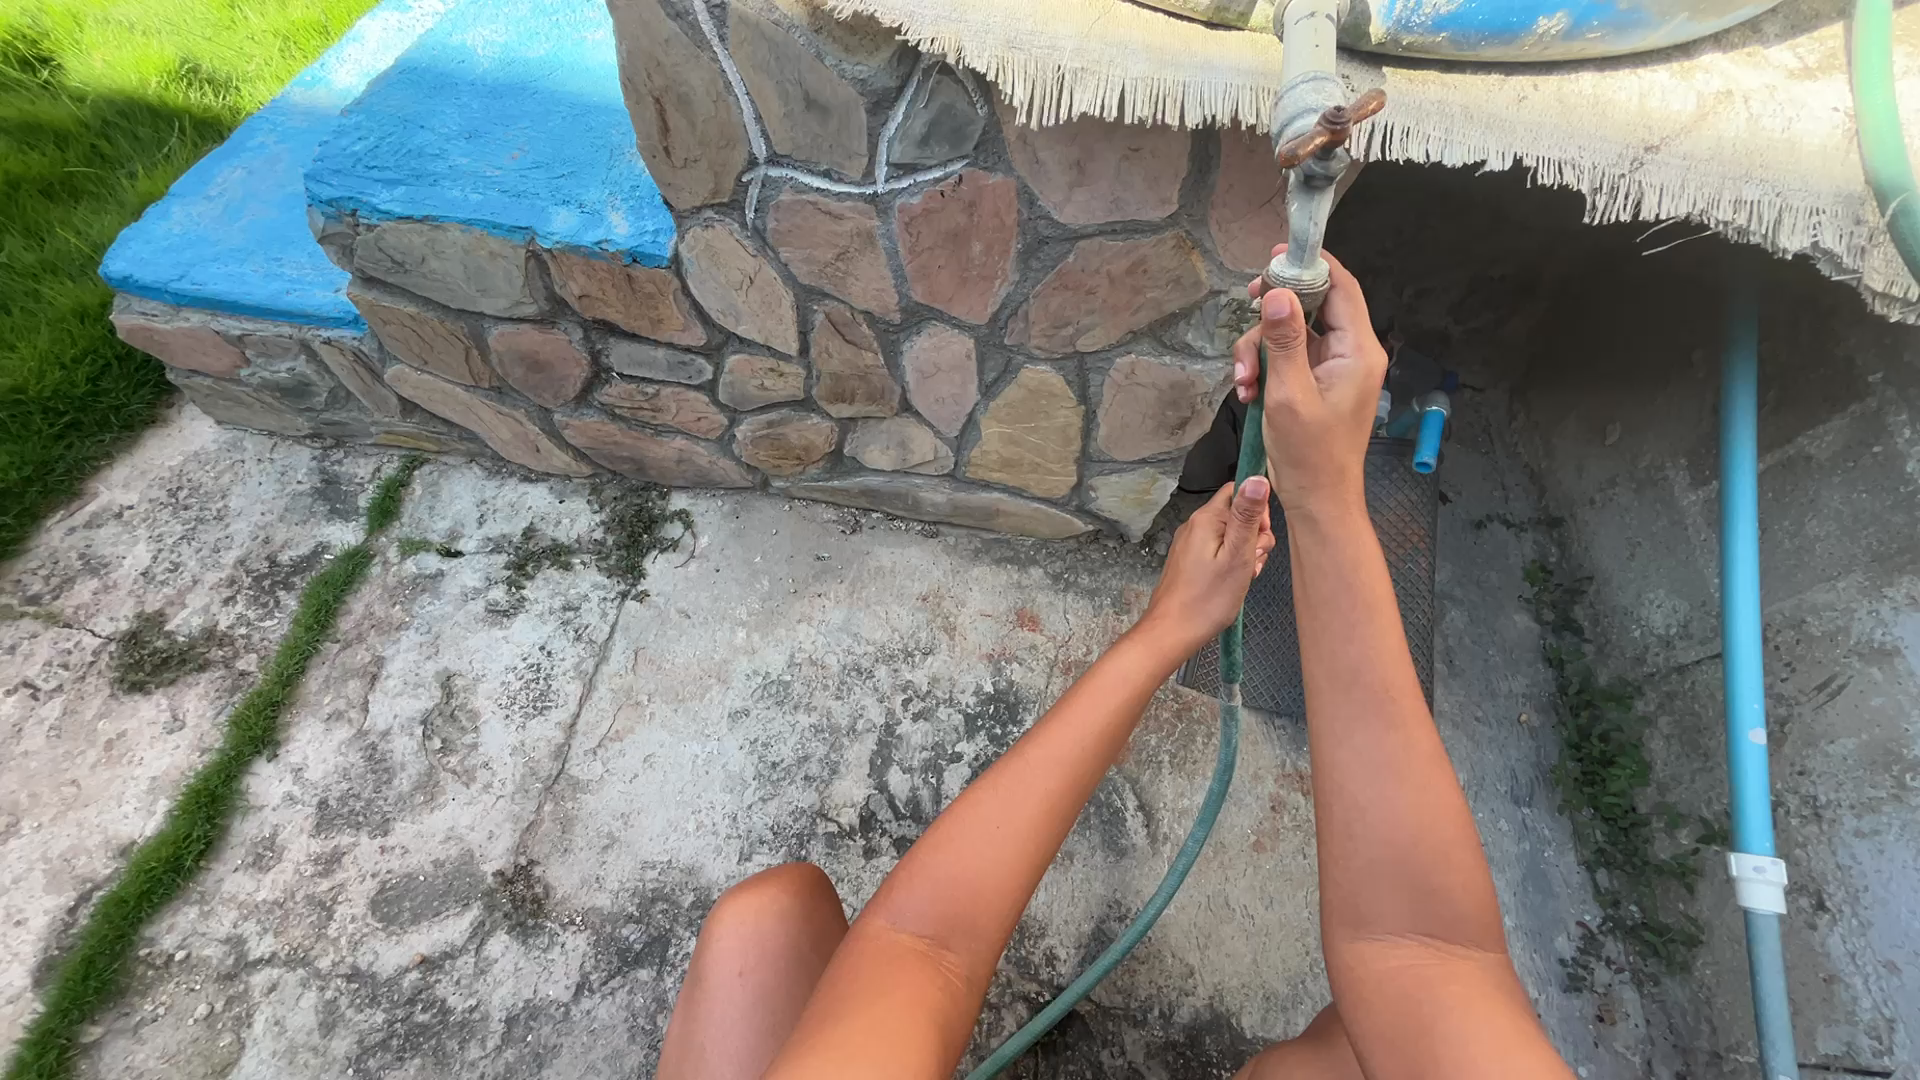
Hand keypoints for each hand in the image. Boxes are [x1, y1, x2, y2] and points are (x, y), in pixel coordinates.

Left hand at [1138, 478, 1275, 656]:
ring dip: (1245, 554)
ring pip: (1231, 536)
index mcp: (1205, 519)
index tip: (1260, 534)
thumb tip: (1256, 477)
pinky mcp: (1191, 561)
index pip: (1238, 490)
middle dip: (1254, 537)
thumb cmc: (1206, 599)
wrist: (1173, 631)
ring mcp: (1191, 544)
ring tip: (1242, 576)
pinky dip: (1232, 564)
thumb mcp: (1237, 554)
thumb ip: (1247, 515)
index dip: (1257, 509)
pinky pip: (1220, 552)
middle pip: (1237, 515)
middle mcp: (1195, 527)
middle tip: (1251, 561)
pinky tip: (1233, 582)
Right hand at [1231, 247, 1387, 518]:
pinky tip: (1247, 393)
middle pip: (1309, 309)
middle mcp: (1348, 354)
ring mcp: (1329, 371)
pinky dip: (1263, 371)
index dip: (1311, 266)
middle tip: (1244, 310)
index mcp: (1357, 350)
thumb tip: (1278, 293)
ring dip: (1259, 351)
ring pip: (1290, 336)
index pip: (1341, 288)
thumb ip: (1284, 342)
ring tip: (1242, 384)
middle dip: (1271, 317)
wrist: (1317, 499)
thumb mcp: (1290, 394)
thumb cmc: (1309, 454)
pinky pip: (1285, 362)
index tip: (1275, 256)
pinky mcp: (1313, 386)